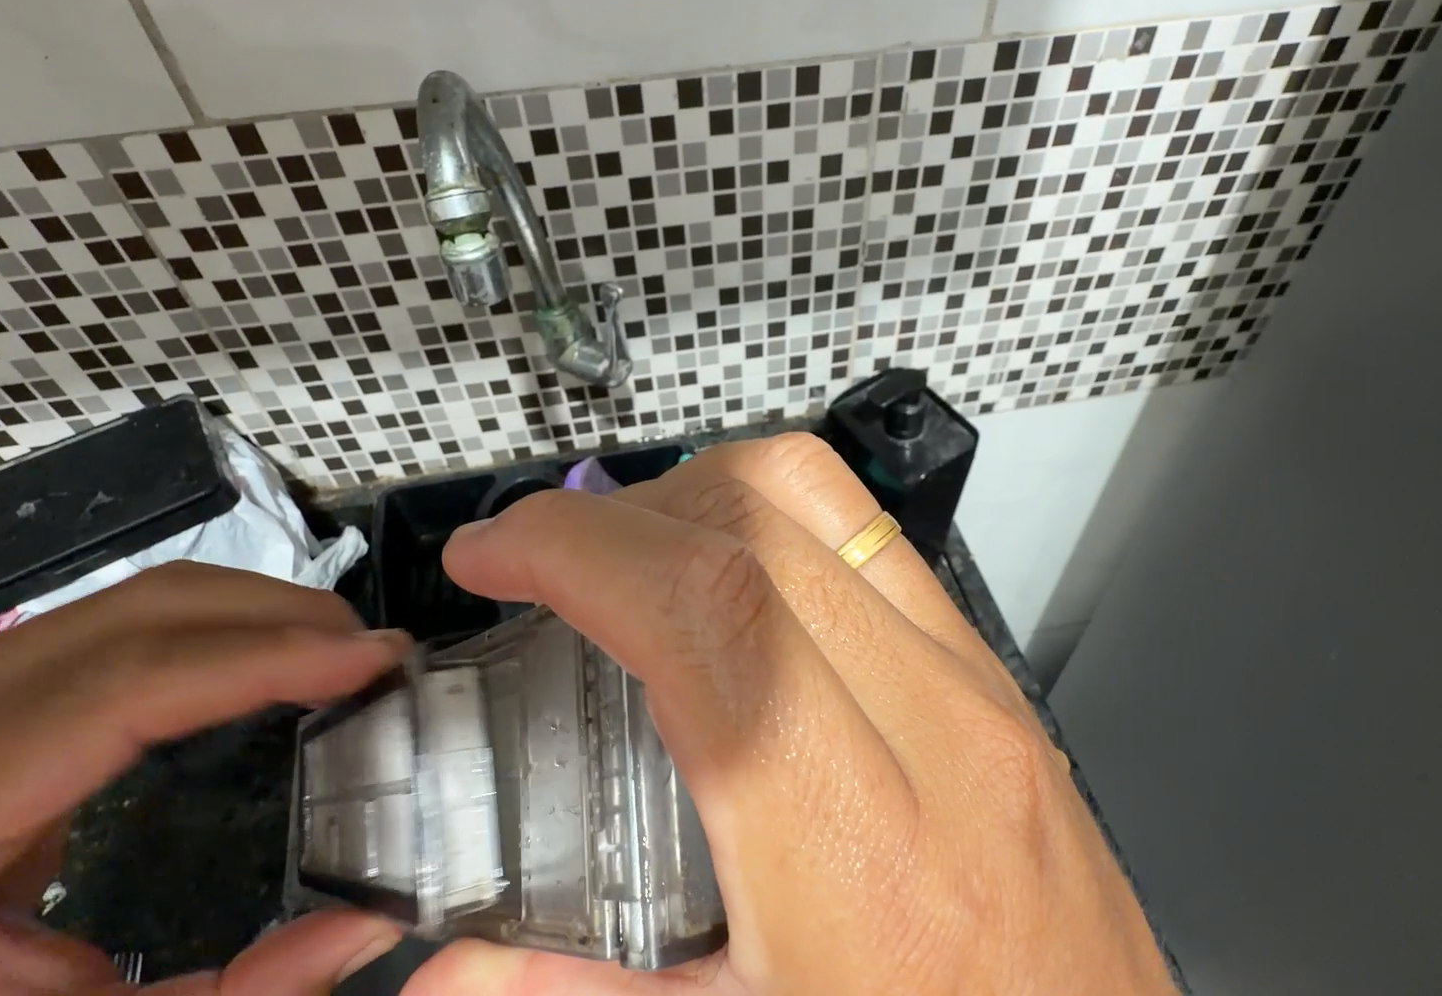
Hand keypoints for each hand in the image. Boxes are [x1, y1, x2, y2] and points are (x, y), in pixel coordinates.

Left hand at [0, 562, 411, 993]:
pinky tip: (262, 660)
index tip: (375, 658)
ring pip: (131, 600)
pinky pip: (113, 624)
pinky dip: (212, 626)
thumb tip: (363, 928)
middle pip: (139, 614)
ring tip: (339, 649)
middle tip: (377, 651)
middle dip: (281, 616)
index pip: (124, 687)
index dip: (265, 658)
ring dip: (253, 611)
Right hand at [427, 434, 1173, 994]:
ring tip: (630, 549)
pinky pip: (868, 534)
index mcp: (847, 836)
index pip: (702, 604)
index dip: (576, 546)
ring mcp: (972, 681)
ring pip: (818, 498)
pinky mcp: (988, 671)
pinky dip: (770, 517)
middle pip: (754, 520)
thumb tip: (453, 970)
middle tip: (546, 556)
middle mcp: (929, 726)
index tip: (497, 552)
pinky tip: (732, 572)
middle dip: (614, 512)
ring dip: (694, 494)